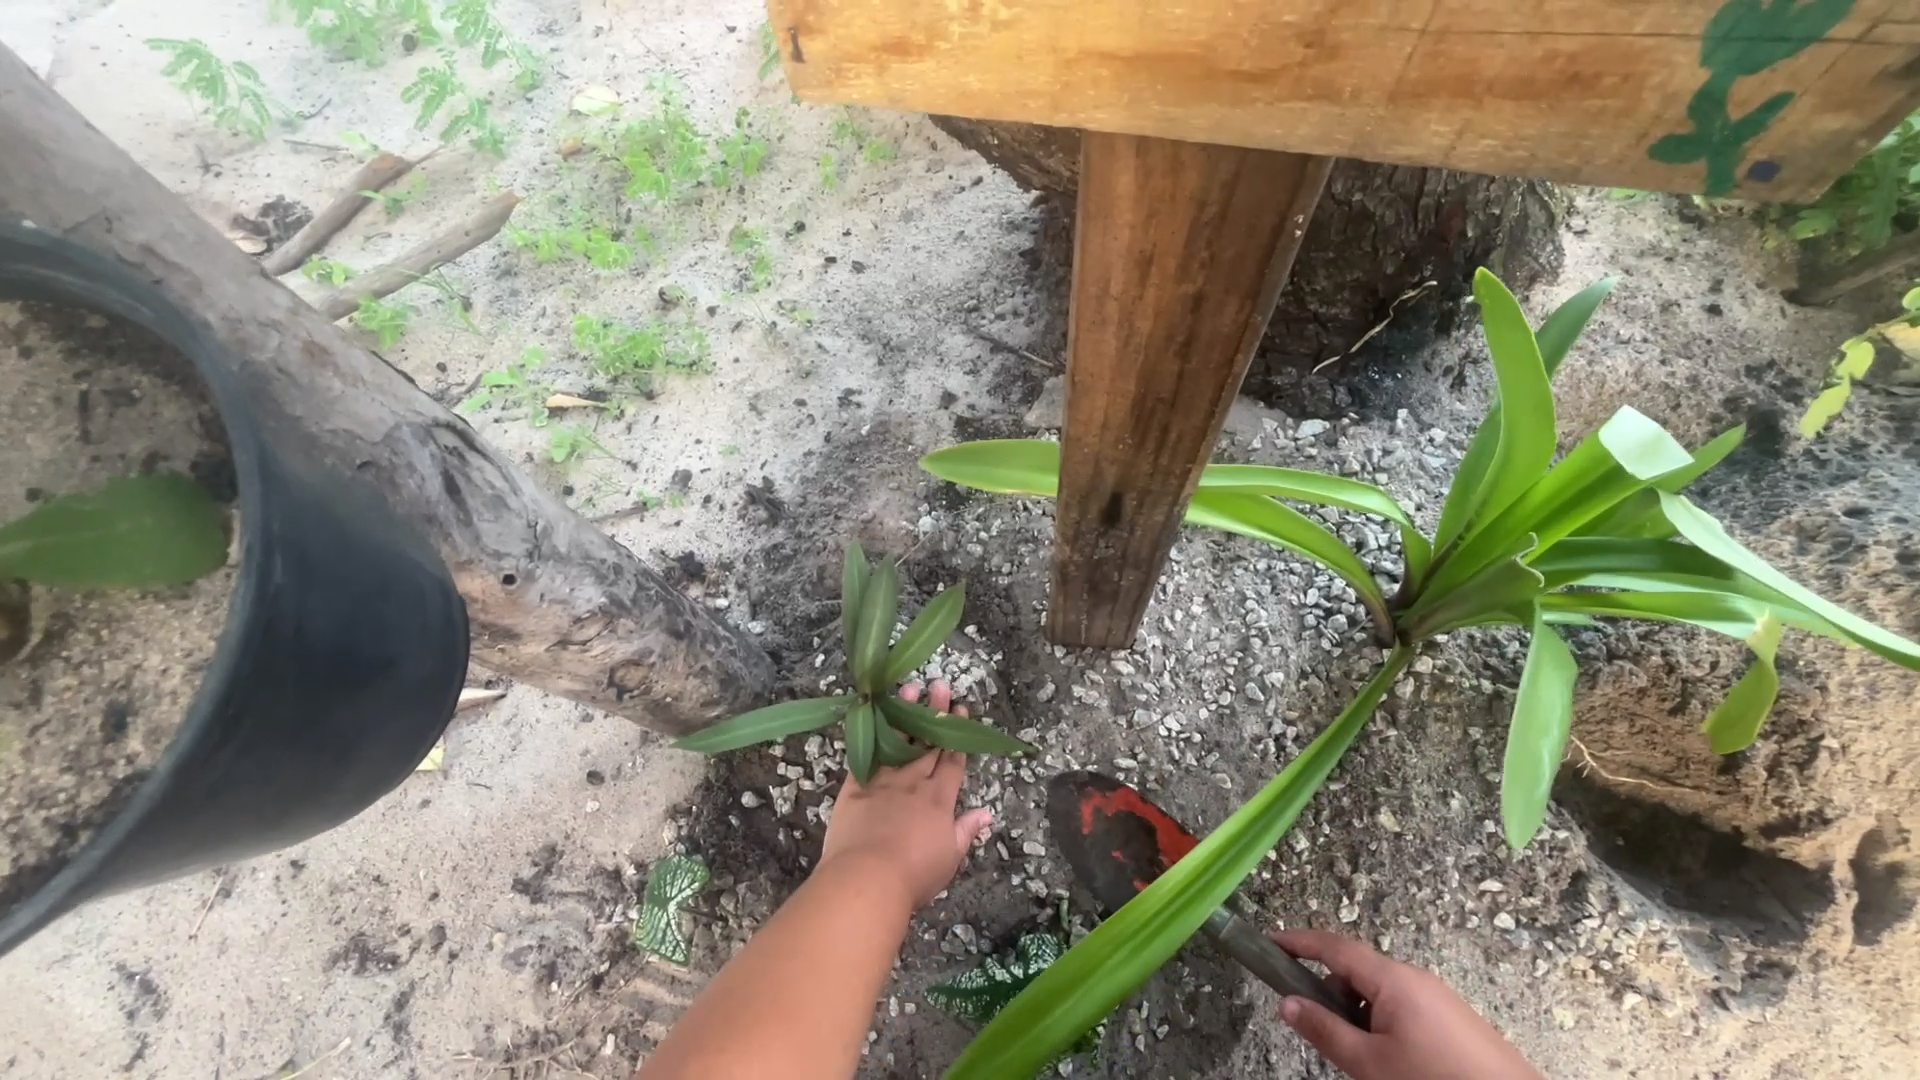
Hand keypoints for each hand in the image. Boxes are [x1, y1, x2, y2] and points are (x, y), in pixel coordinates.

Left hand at [818, 680, 993, 908]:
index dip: (957, 737)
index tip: (960, 710)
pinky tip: (874, 718)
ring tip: (911, 689)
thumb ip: (966, 830)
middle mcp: (913, 783)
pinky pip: (865, 756)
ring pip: (898, 742)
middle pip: (928, 744)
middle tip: (940, 686)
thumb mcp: (950, 857)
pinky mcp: (855, 786)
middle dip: (936, 715)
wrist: (867, 877)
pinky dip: (871, 737)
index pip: (952, 761)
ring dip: (906, 715)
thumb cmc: (914, 874)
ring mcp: (883, 781)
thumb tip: (987, 812)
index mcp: (939, 799)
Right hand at [1274, 929, 1541, 1079]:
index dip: (1298, 941)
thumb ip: (1325, 1031)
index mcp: (1393, 978)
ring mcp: (1441, 998)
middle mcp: (1416, 977)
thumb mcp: (1371, 1066)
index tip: (1268, 942)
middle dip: (1332, 993)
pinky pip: (1406, 1008)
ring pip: (1382, 993)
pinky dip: (1385, 1024)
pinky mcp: (1458, 1020)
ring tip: (1363, 1058)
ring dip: (1359, 1013)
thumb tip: (1286, 1003)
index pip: (1333, 945)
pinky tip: (1394, 1063)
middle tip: (1321, 1030)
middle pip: (1357, 970)